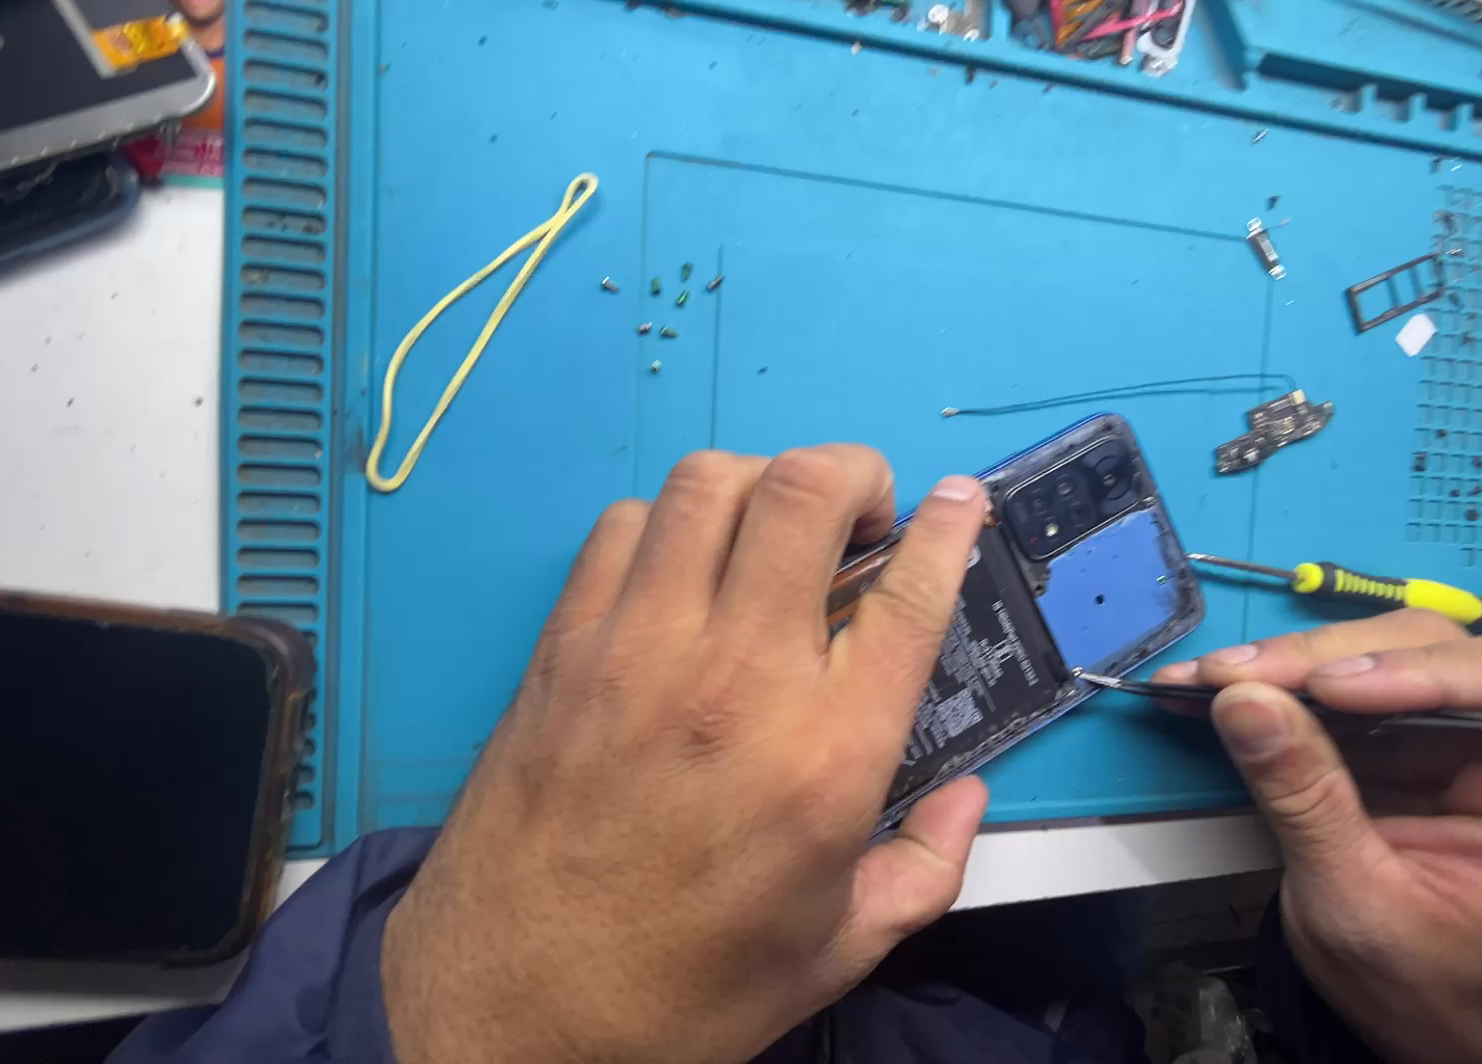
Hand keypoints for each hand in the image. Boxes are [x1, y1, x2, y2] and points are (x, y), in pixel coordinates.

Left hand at [381, 447, 993, 1063]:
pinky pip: (625, 525)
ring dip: (764, 483)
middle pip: (805, 495)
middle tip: (862, 513)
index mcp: (829, 753)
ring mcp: (641, 647)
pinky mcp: (566, 644)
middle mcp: (740, 675)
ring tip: (774, 527)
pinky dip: (672, 521)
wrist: (508, 1016)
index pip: (908, 598)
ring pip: (710, 485)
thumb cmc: (690, 984)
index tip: (959, 498)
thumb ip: (930, 865)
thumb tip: (973, 794)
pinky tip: (683, 567)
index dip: (946, 528)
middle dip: (854, 471)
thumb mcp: (840, 947)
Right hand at [1155, 611, 1481, 1063]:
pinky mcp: (1388, 736)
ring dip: (1282, 662)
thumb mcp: (1359, 907)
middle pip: (1434, 649)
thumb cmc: (1422, 992)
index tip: (1331, 688)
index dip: (1437, 667)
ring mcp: (1447, 736)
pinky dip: (1264, 683)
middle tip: (1231, 676)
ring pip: (1372, 652)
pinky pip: (1326, 686)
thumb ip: (1305, 801)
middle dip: (1322, 659)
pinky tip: (1207, 687)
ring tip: (1205, 678)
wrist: (1411, 1024)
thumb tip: (1241, 700)